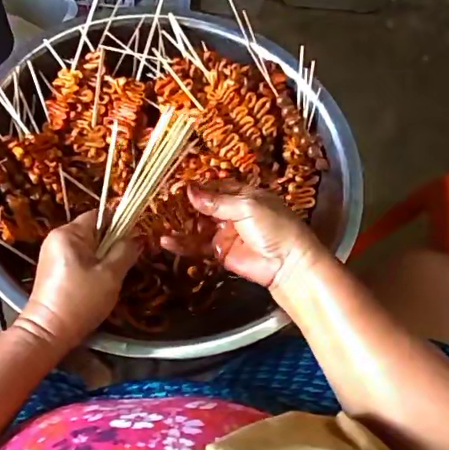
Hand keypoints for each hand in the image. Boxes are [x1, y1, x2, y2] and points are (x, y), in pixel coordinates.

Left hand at [15, 211, 139, 347]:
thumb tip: (136, 238)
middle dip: (111, 245)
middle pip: (93, 231)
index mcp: (68, 233)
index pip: (100, 214)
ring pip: (87, 247)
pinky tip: (96, 286)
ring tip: (111, 278)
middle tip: (124, 264)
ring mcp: (52, 254)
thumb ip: (125, 252)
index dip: (120, 223)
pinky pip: (77, 260)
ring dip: (102, 259)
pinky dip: (90, 268)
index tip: (133, 241)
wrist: (48, 332)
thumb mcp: (110, 275)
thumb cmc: (80, 300)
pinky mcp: (52, 270)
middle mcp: (56, 238)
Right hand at [161, 182, 329, 291]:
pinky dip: (182, 244)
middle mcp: (231, 211)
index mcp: (242, 195)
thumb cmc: (275, 228)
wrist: (288, 264)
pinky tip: (167, 241)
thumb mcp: (247, 207)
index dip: (196, 186)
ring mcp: (223, 232)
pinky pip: (197, 246)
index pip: (214, 186)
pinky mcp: (219, 252)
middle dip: (183, 205)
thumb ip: (216, 201)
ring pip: (196, 226)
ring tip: (159, 223)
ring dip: (179, 225)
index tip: (173, 185)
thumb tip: (189, 191)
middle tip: (160, 204)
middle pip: (202, 206)